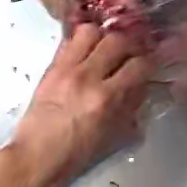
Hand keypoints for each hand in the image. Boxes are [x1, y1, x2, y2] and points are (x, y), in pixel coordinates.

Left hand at [11, 25, 152, 181]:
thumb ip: (131, 106)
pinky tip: (86, 52)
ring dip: (102, 37)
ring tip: (106, 48)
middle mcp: (87, 77)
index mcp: (107, 98)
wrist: (37, 155)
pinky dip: (81, 42)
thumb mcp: (115, 135)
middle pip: (117, 40)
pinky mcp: (50, 68)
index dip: (150, 62)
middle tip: (132, 52)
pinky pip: (69, 42)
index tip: (150, 65)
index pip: (139, 66)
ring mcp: (66, 69)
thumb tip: (141, 85)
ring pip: (90, 32)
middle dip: (130, 44)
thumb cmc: (77, 153)